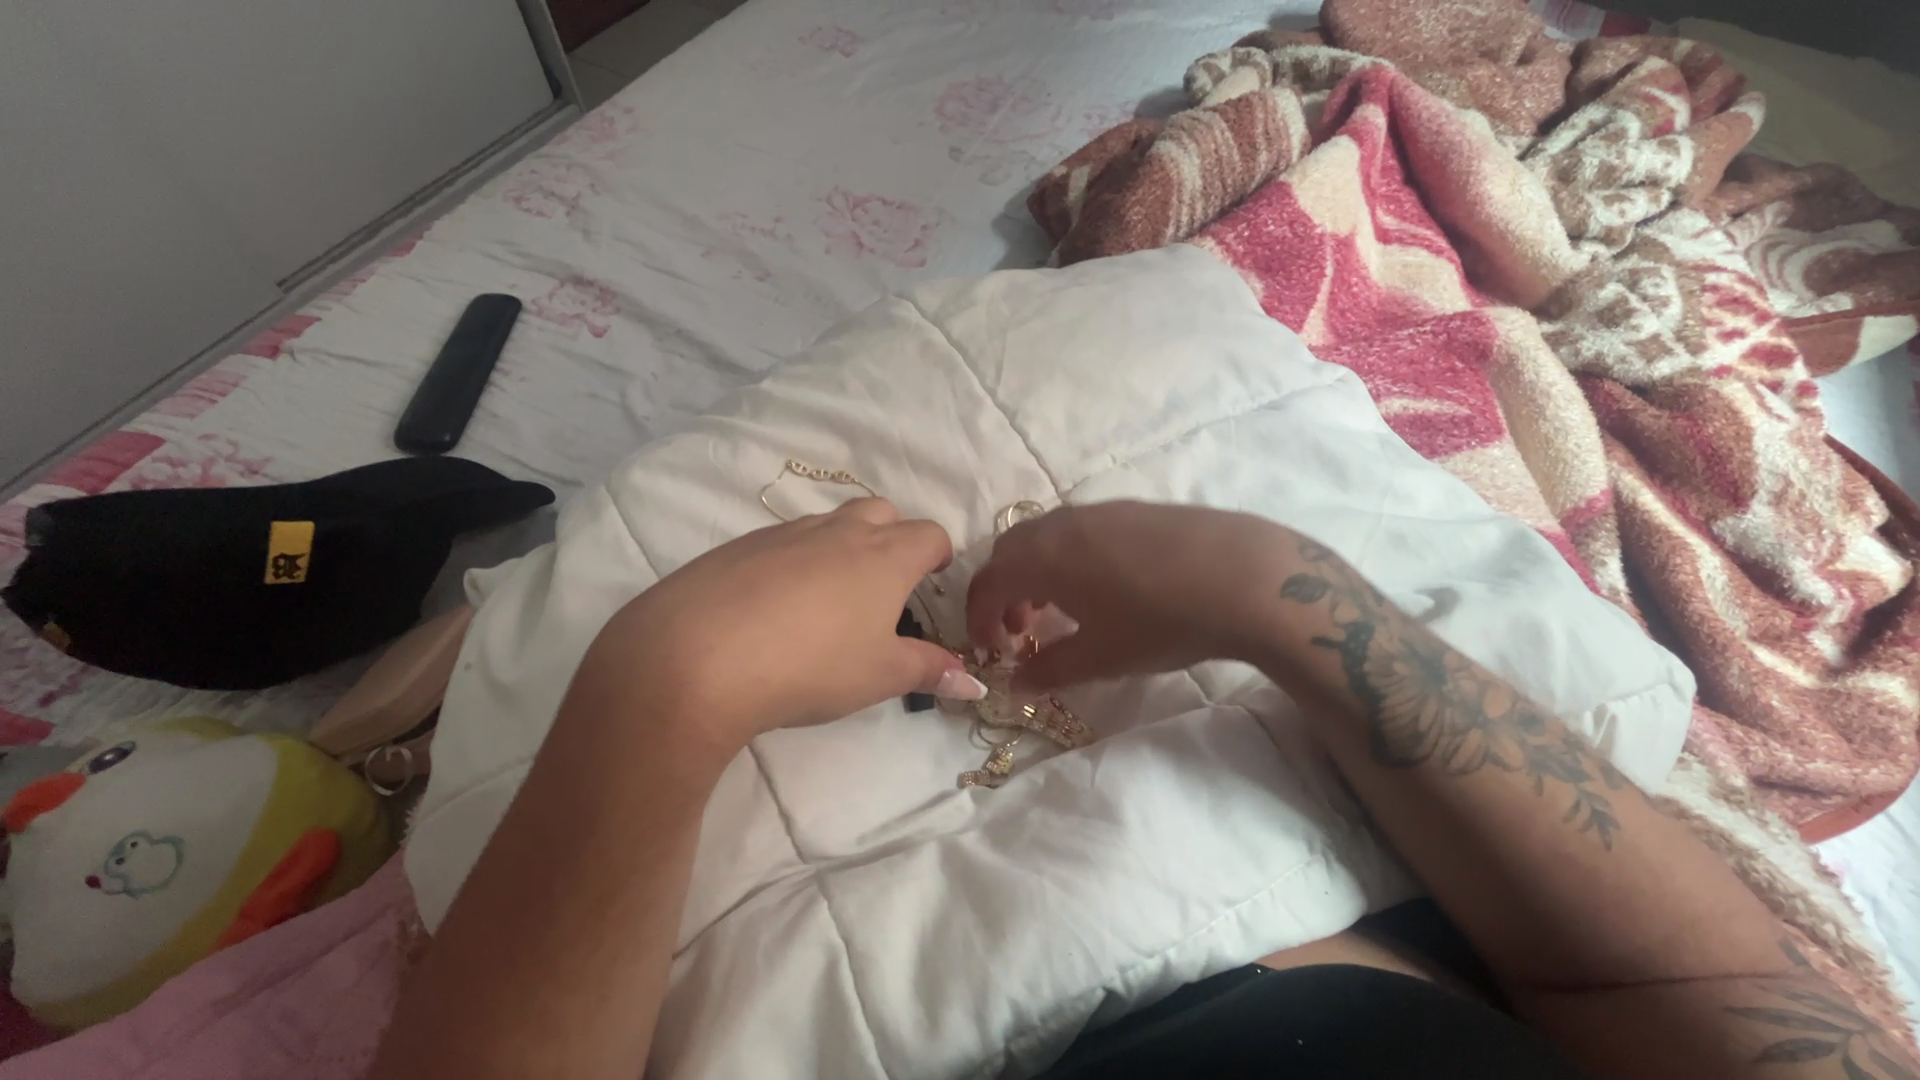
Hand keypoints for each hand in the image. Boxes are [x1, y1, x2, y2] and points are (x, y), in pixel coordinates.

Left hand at [576, 499, 983, 754]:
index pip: (928, 534)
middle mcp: (838, 532)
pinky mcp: (737, 547)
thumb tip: (972, 681)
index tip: (935, 574)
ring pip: (827, 524)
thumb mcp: (879, 676)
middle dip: (892, 535)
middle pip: (879, 512)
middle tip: (886, 581)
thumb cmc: (812, 666)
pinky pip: (780, 542)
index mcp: (884, 556)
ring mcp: (784, 534)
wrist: (699, 656)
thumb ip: (928, 671)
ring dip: (840, 546)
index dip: (938, 552)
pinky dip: (792, 562)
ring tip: (829, 597)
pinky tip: (774, 606)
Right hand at [965, 502, 1297, 692]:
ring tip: (1063, 610)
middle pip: (1010, 551)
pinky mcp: (1133, 508)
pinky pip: (1079, 529)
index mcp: (1042, 558)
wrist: (1246, 577)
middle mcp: (1062, 524)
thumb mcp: (1101, 657)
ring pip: (1045, 536)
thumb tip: (1017, 683)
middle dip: (1004, 591)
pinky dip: (1068, 557)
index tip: (993, 651)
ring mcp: (1100, 511)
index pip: (987, 582)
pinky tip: (1105, 587)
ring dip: (1036, 572)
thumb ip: (1050, 669)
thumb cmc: (1160, 622)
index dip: (978, 618)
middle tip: (1022, 630)